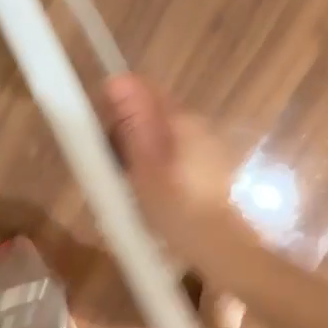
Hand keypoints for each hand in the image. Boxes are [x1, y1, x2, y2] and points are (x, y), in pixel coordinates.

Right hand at [102, 74, 254, 260]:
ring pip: (161, 137)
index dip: (117, 111)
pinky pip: (174, 157)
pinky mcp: (209, 169)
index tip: (106, 142)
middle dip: (128, 136)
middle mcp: (198, 125)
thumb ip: (133, 122)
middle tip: (117, 171)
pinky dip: (158, 170)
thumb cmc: (178, 210)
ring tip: (133, 188)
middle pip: (151, 114)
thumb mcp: (145, 167)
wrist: (221, 249)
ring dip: (142, 155)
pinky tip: (155, 198)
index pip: (142, 91)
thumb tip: (116, 79)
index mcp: (182, 120)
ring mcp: (207, 146)